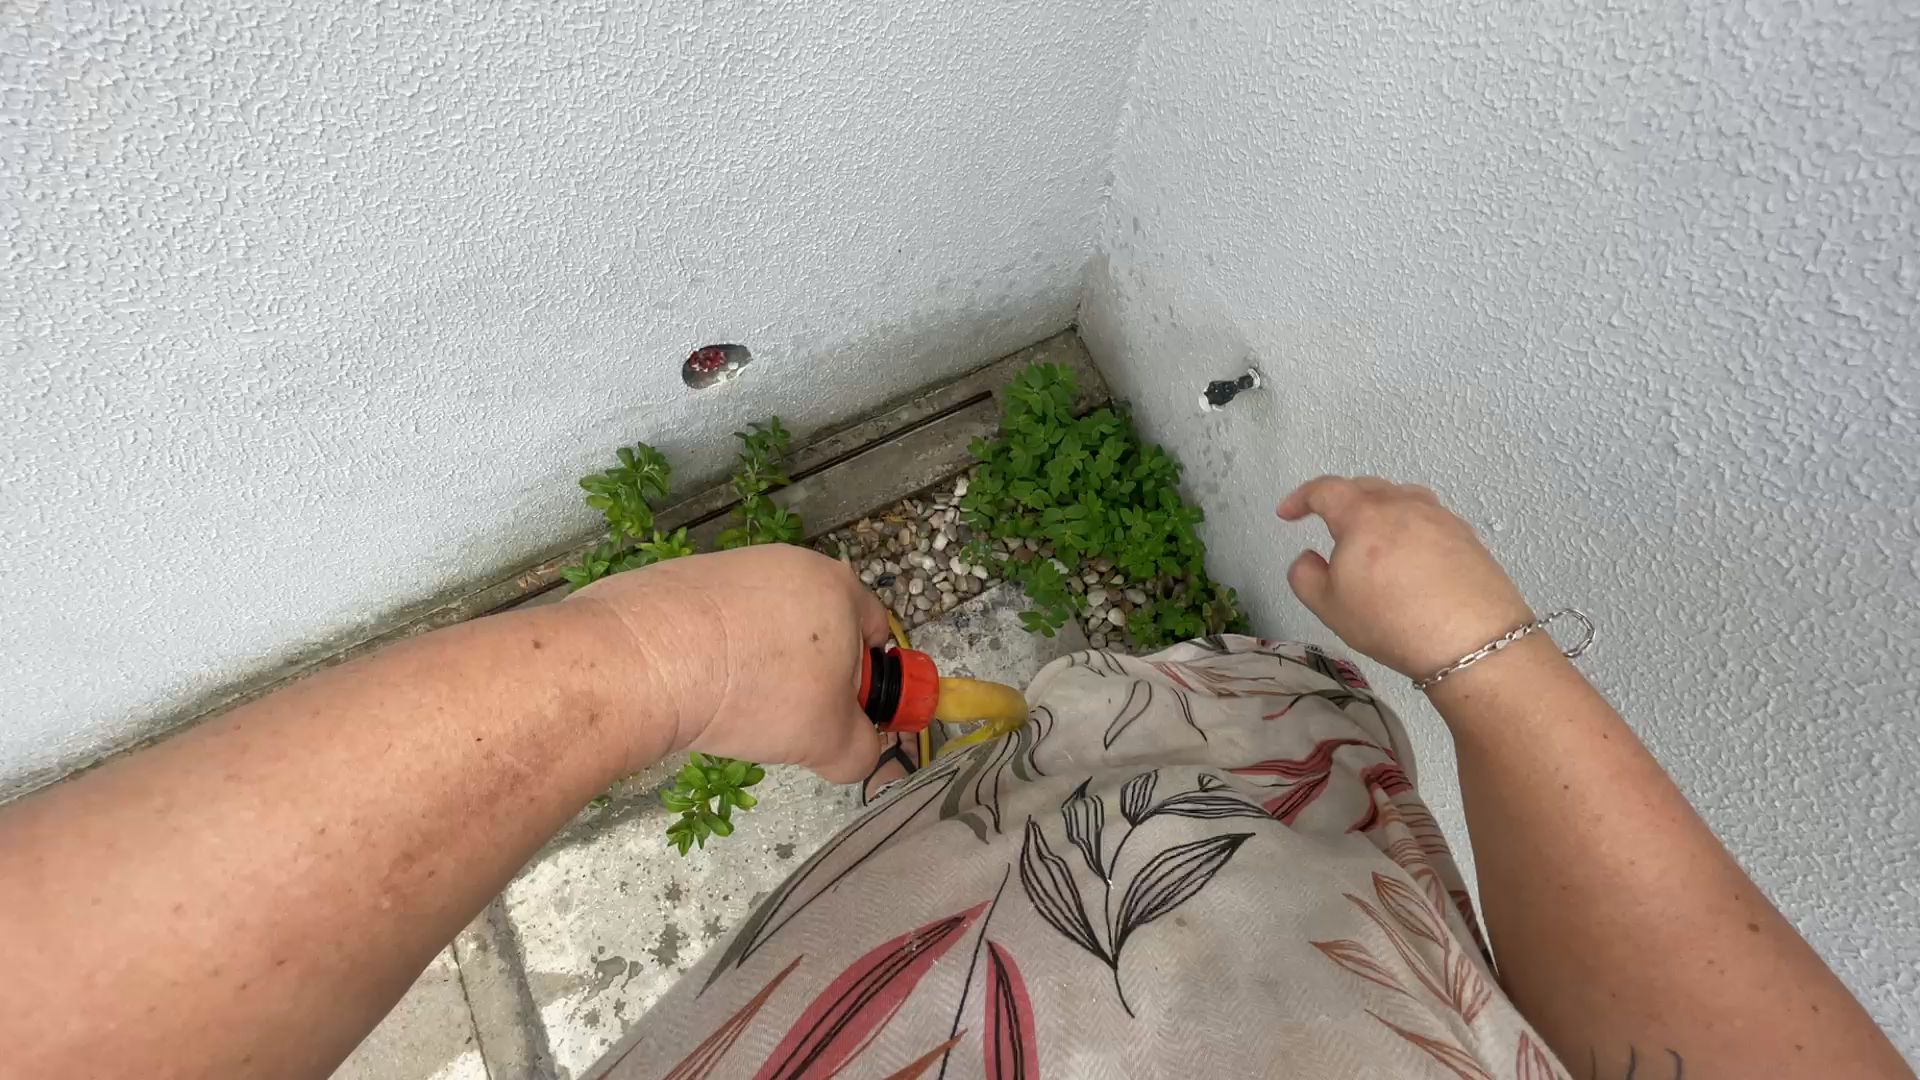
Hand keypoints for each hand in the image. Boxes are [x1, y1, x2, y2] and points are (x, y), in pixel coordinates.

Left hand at [567, 545, 891, 782]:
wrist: (644, 662)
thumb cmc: (757, 691)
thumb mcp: (829, 741)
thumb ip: (862, 751)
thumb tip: (859, 752)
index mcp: (839, 586)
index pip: (876, 630)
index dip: (866, 678)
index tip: (841, 710)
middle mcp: (792, 562)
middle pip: (821, 626)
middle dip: (812, 671)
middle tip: (790, 714)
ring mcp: (736, 564)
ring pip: (770, 623)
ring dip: (764, 662)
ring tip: (736, 703)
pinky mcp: (686, 576)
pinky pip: (723, 619)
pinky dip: (720, 650)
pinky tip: (699, 683)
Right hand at [1277, 476, 1534, 680]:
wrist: (1474, 642)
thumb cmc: (1392, 621)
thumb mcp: (1327, 606)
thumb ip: (1304, 574)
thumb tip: (1309, 558)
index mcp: (1364, 516)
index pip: (1325, 490)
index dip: (1300, 498)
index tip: (1287, 513)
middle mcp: (1403, 507)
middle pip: (1364, 486)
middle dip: (1337, 499)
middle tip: (1324, 520)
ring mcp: (1440, 519)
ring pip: (1399, 497)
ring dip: (1375, 507)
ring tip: (1367, 532)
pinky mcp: (1466, 537)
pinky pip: (1425, 517)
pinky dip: (1404, 524)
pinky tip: (1404, 554)